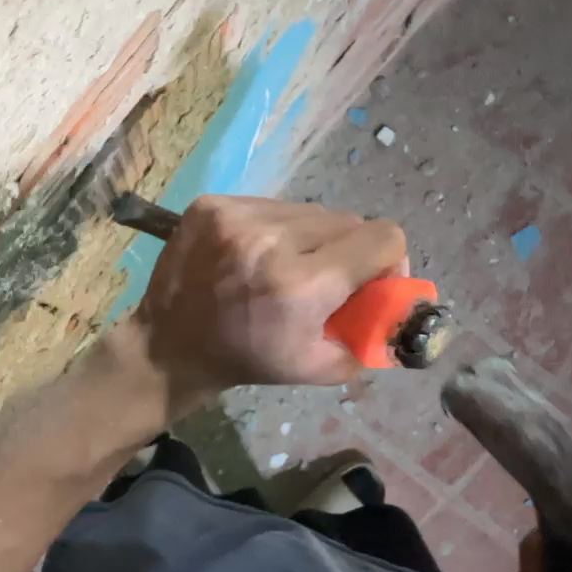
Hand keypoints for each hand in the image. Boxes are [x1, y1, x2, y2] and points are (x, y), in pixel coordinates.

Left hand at [131, 196, 406, 407]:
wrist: (169, 345)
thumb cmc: (245, 358)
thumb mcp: (318, 366)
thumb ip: (372, 336)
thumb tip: (402, 307)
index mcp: (302, 284)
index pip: (383, 238)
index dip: (387, 261)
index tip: (369, 281)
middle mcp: (270, 240)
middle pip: (348, 221)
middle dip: (347, 251)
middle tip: (327, 277)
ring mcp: (235, 217)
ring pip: (308, 210)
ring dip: (309, 236)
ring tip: (286, 265)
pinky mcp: (210, 205)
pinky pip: (270, 204)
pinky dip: (274, 227)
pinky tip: (255, 253)